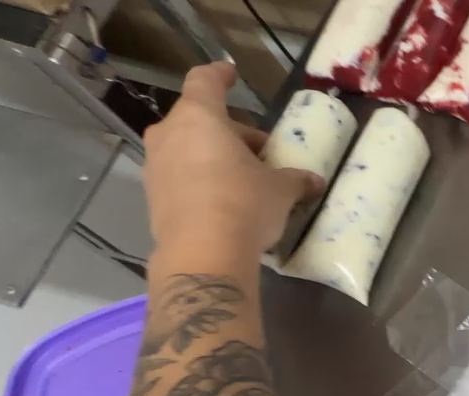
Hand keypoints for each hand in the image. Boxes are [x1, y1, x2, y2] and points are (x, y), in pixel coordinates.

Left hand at [143, 63, 325, 258]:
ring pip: (190, 149)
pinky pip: (182, 177)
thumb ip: (296, 180)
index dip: (220, 75)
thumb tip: (314, 180)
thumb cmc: (244, 204)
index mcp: (200, 118)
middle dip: (232, 134)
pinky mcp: (154, 194)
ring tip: (245, 181)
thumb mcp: (281, 191)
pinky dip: (203, 181)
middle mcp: (170, 132)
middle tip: (262, 155)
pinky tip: (227, 203)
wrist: (204, 250)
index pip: (206, 82)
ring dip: (216, 158)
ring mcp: (157, 163)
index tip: (231, 73)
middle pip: (202, 121)